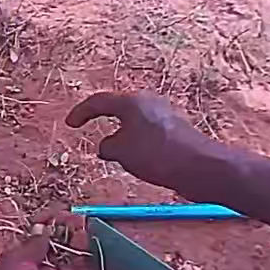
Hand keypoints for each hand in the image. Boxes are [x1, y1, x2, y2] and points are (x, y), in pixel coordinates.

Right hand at [65, 92, 220, 193]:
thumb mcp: (120, 151)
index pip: (99, 101)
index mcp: (132, 102)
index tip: (70, 123)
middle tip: (91, 131)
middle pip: (119, 109)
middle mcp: (149, 104)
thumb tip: (107, 146)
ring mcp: (164, 117)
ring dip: (122, 137)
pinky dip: (136, 145)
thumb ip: (107, 146)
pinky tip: (139, 161)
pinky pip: (147, 135)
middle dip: (103, 121)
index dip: (81, 112)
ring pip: (134, 124)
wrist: (199, 167)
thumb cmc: (156, 154)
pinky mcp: (175, 132)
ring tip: (117, 155)